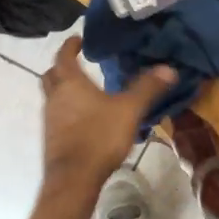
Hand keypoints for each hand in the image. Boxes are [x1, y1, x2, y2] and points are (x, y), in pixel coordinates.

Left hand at [40, 38, 175, 192]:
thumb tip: (169, 68)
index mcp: (70, 83)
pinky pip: (57, 117)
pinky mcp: (52, 139)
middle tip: (77, 65)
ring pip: (53, 97)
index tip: (77, 40)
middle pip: (51, 76)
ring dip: (64, 91)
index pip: (63, 56)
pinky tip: (85, 121)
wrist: (74, 178)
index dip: (70, 45)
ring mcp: (49, 119)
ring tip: (85, 93)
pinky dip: (67, 111)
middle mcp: (55, 97)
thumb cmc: (99, 137)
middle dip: (62, 68)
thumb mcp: (129, 110)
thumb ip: (147, 88)